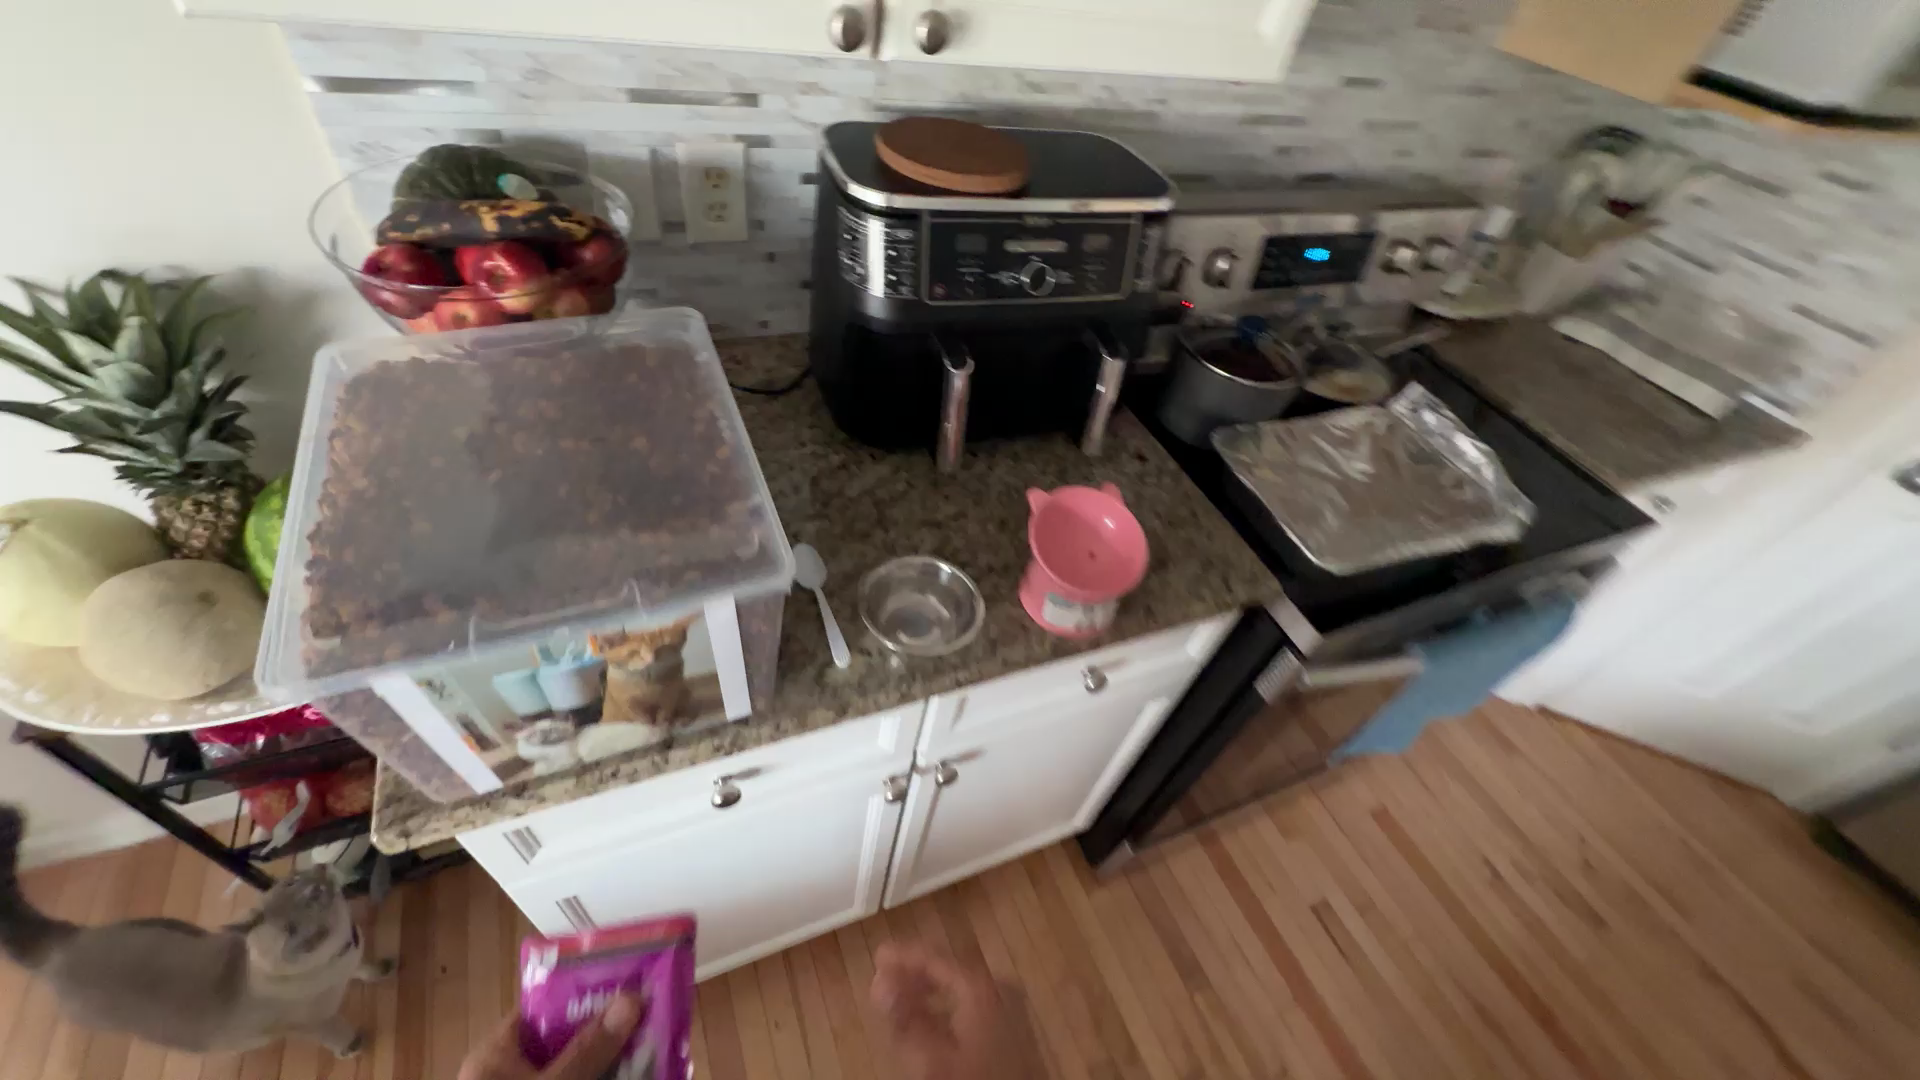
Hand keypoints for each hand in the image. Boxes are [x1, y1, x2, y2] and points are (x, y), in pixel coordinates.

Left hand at [458, 993, 640, 1079]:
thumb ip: (589, 1050)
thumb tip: (632, 996)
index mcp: (496, 1055)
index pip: (545, 1006)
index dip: (587, 990)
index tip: (632, 980)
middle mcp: (508, 1075)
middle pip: (567, 1040)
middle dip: (610, 1031)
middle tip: (656, 1016)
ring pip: (579, 1071)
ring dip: (615, 1063)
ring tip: (659, 1047)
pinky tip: (644, 1074)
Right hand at [870, 943, 1025, 1079]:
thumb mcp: (933, 1058)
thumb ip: (905, 1019)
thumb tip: (879, 984)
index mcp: (980, 985)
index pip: (933, 957)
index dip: (902, 956)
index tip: (877, 955)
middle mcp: (997, 985)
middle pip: (945, 970)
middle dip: (912, 976)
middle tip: (882, 983)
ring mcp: (1007, 1004)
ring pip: (956, 988)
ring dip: (926, 994)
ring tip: (898, 1003)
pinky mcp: (1010, 1025)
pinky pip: (968, 1004)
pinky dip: (944, 1008)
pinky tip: (927, 1022)